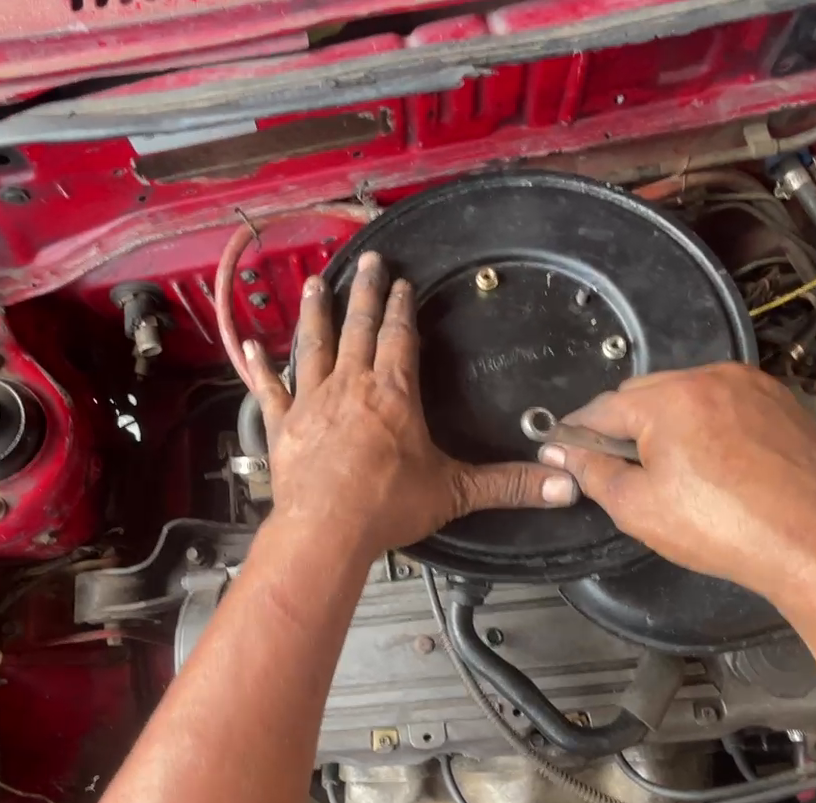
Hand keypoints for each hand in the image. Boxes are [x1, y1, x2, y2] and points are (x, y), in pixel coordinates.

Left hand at [246, 252, 576, 558]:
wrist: (326, 529)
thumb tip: (564, 488)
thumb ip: (508, 485)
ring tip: (315, 283)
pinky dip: (260, 367)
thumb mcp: (454, 492)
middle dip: (363, 291)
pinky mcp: (282, 426)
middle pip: (356, 327)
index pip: (398, 337)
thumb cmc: (384, 507)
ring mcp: (311, 402)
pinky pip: (268, 389)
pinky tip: (251, 346)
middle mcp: (349, 386)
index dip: (400, 308)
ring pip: (312, 345)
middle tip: (366, 260)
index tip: (401, 283)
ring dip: (315, 313)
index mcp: (392, 393)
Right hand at [540, 364, 815, 598]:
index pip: (601, 407)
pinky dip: (706, 423)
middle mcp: (711, 378)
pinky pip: (724, 403)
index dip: (576, 432)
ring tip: (672, 469)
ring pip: (685, 394)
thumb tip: (565, 452)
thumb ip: (592, 472)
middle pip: (643, 394)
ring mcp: (752, 387)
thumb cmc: (722, 528)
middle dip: (623, 425)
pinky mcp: (782, 403)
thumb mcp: (636, 507)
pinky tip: (713, 464)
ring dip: (666, 422)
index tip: (564, 451)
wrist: (815, 543)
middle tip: (621, 469)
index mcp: (670, 399)